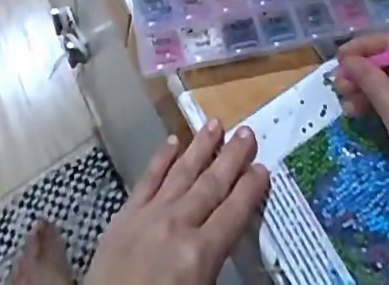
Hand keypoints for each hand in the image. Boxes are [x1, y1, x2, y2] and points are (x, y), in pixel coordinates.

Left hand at [85, 120, 269, 284]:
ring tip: (214, 123)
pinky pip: (147, 179)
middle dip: (231, 158)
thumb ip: (214, 266)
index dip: (249, 190)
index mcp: (199, 254)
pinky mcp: (125, 214)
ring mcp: (149, 214)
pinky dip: (161, 158)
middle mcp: (177, 224)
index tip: (263, 168)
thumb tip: (229, 238)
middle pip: (211, 185)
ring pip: (181, 173)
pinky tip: (172, 141)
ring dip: (200, 148)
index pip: (232, 214)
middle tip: (246, 131)